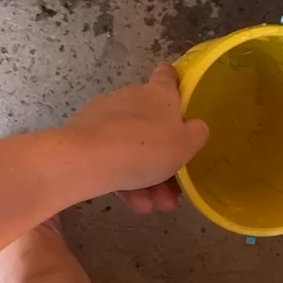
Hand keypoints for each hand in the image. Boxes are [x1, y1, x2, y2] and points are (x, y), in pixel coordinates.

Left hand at [57, 64, 208, 209]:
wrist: (88, 159)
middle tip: (172, 186)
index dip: (174, 82)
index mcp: (159, 94)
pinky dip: (124, 179)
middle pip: (151, 123)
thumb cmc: (147, 148)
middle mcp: (132, 98)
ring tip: (152, 206)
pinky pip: (112, 157)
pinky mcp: (85, 135)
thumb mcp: (186, 144)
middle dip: (163, 155)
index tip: (178, 94)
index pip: (167, 76)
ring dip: (146, 177)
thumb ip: (197, 133)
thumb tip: (194, 125)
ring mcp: (105, 116)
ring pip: (132, 146)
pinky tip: (133, 204)